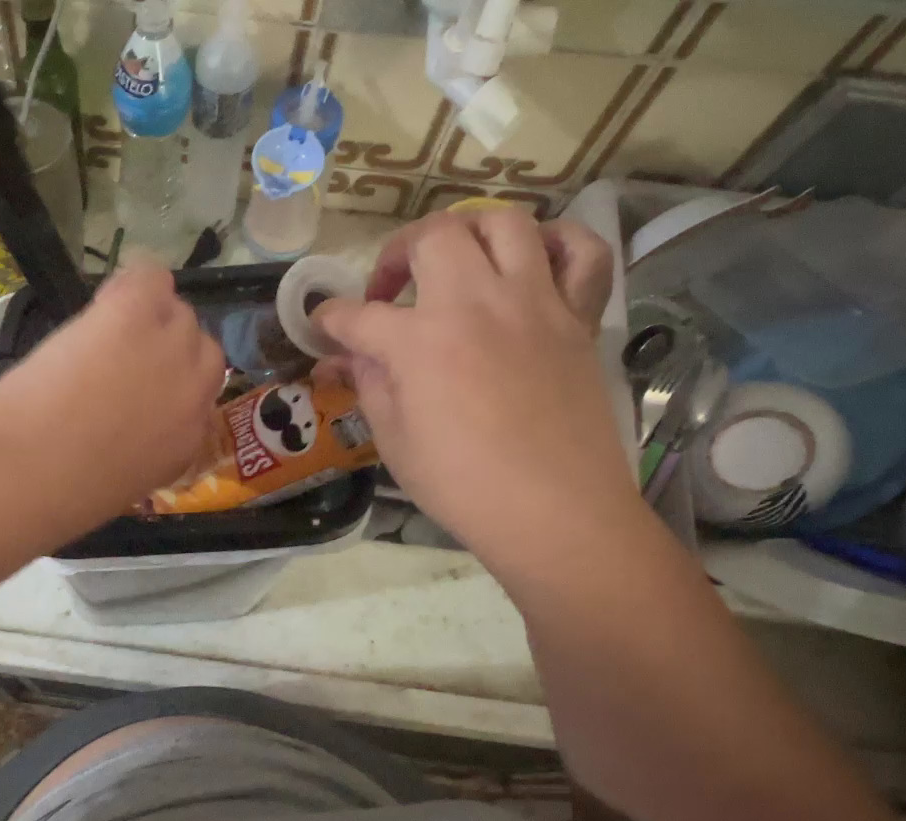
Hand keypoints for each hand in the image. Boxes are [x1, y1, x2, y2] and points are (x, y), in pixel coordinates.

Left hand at [0, 261, 227, 515]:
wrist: (31, 467)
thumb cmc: (62, 488)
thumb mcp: (122, 482)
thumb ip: (141, 450)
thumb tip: (131, 428)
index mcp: (187, 442)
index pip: (202, 395)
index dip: (171, 383)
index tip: (140, 386)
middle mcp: (192, 392)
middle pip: (202, 348)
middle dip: (169, 349)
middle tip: (123, 356)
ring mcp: (169, 349)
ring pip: (177, 312)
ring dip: (147, 315)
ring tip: (104, 330)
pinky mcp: (135, 314)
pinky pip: (150, 276)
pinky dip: (132, 280)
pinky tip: (105, 298)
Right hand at [313, 211, 632, 561]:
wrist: (554, 512)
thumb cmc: (461, 486)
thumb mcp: (395, 441)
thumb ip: (369, 384)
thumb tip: (346, 356)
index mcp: (420, 341)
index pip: (357, 315)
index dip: (330, 319)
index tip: (323, 327)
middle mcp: (476, 302)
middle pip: (432, 237)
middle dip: (397, 253)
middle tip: (390, 291)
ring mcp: (535, 302)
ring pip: (505, 222)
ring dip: (470, 231)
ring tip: (456, 262)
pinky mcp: (578, 317)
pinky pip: (582, 254)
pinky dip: (557, 244)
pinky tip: (533, 264)